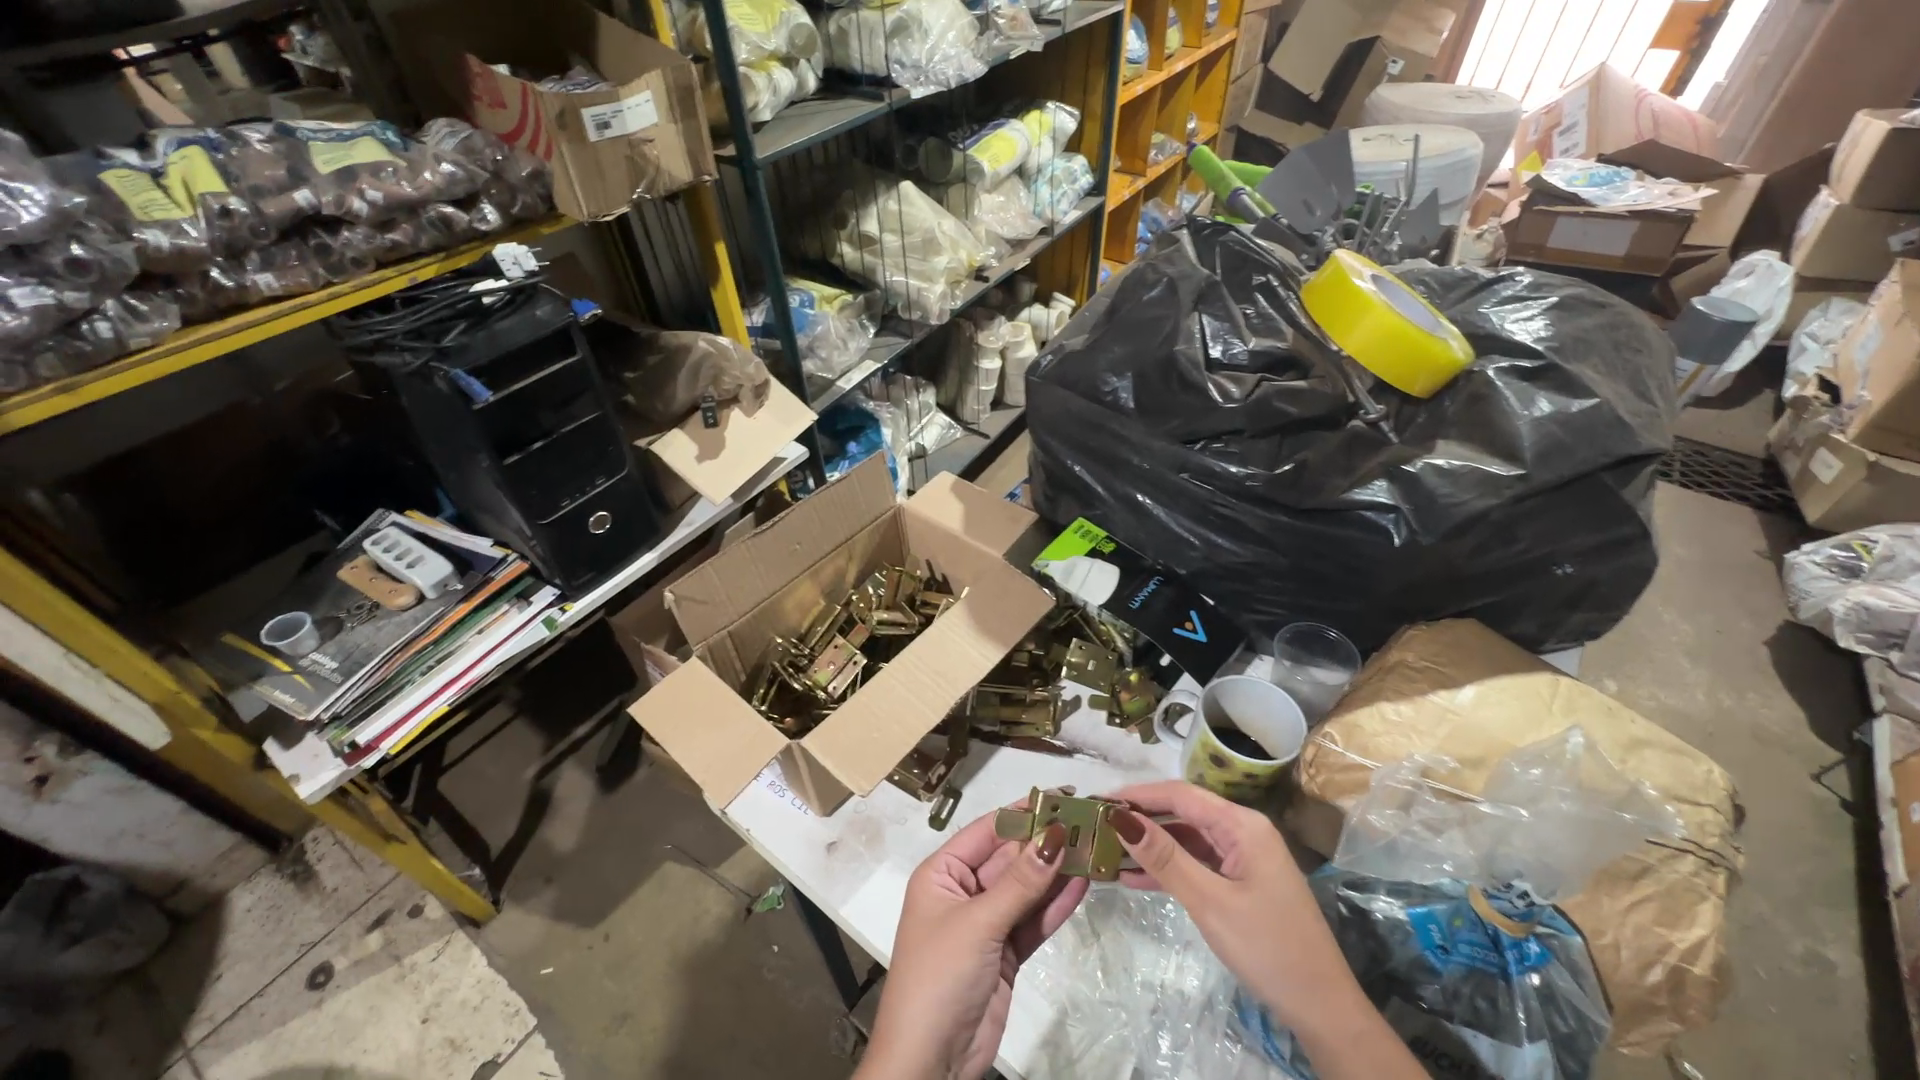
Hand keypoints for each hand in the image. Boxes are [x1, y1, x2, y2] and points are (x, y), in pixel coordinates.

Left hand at [856, 800, 1088, 1079]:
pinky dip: (1057, 905)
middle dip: (1047, 842)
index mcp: (941, 874)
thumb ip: (1020, 882)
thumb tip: (1055, 834)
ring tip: (1096, 846)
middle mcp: (962, 892)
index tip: (1063, 796)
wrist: (930, 1061)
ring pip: (1027, 889)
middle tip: (1090, 822)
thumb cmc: (939, 978)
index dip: (1024, 812)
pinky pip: (1034, 920)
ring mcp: (986, 924)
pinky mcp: (1005, 954)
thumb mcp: (978, 923)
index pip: (987, 831)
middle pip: (1010, 858)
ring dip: (1057, 871)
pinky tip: (1084, 883)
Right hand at [1106, 781, 1364, 1034]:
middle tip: (1095, 826)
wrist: (1320, 1005)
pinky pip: (1197, 863)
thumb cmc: (1267, 947)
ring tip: (1105, 852)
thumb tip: (1120, 819)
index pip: (1180, 794)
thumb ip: (1165, 857)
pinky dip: (1167, 869)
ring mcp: (1243, 857)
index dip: (1137, 794)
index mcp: (1242, 825)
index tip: (1096, 801)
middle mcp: (1243, 831)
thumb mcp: (1209, 901)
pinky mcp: (1241, 882)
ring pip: (1186, 839)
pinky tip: (1132, 878)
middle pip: (1182, 812)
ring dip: (1150, 846)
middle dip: (1140, 818)